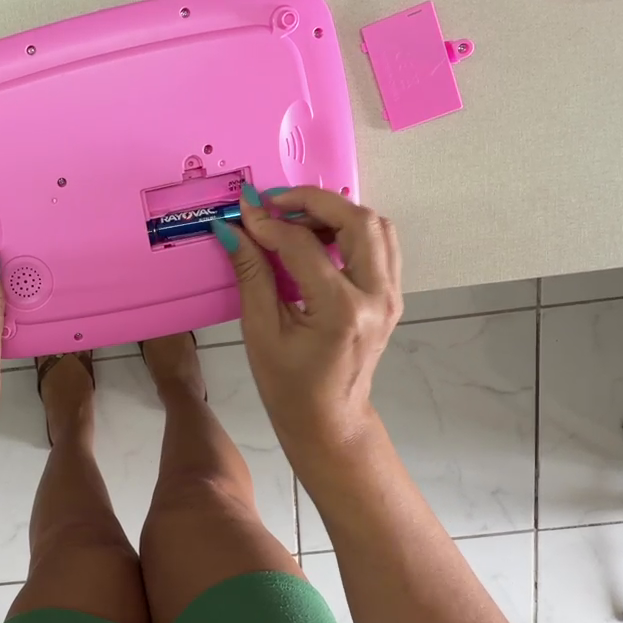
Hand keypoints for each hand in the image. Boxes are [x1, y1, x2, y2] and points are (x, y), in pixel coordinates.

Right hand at [213, 185, 403, 454]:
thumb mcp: (260, 331)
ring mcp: (390, 295)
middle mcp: (375, 296)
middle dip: (312, 201)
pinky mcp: (390, 295)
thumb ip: (251, 274)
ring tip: (294, 217)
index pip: (303, 245)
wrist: (328, 420)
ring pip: (376, 226)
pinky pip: (379, 244)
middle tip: (273, 202)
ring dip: (335, 212)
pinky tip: (317, 236)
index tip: (242, 211)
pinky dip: (349, 229)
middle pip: (356, 221)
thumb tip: (232, 230)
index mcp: (340, 310)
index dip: (268, 223)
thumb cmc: (288, 385)